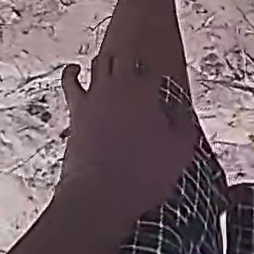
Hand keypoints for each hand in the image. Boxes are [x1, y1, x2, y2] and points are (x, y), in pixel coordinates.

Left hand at [54, 57, 198, 228]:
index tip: (161, 85)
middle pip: (126, 57)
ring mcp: (96, 94)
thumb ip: (183, 126)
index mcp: (146, 93)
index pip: (153, 71)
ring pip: (101, 62)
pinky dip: (72, 71)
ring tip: (114, 61)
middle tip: (138, 64)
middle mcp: (120, 85)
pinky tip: (74, 69)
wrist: (100, 195)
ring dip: (108, 60)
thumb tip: (182, 110)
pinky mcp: (76, 109)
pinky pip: (70, 81)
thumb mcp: (179, 153)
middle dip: (133, 58)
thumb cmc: (143, 176)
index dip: (157, 77)